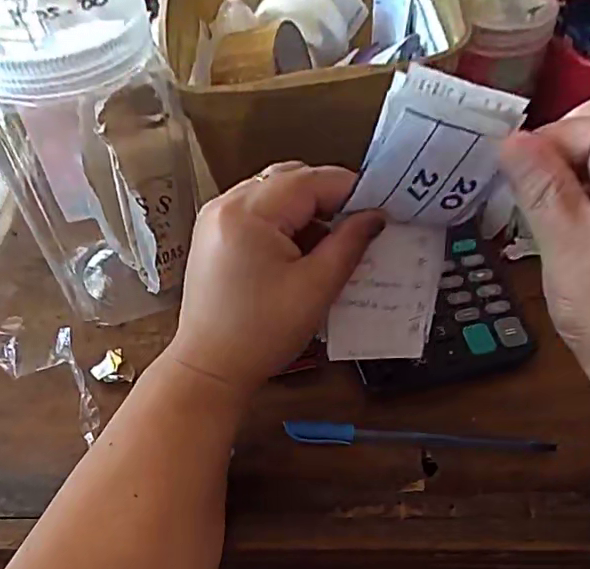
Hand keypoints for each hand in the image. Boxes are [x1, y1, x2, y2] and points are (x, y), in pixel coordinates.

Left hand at [164, 163, 384, 395]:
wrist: (211, 368)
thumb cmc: (261, 335)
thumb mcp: (315, 290)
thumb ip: (348, 246)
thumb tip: (373, 217)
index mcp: (249, 212)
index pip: (310, 180)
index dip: (349, 190)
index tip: (378, 209)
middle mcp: (226, 204)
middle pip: (290, 180)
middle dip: (327, 200)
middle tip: (357, 229)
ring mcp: (216, 219)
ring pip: (273, 196)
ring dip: (306, 215)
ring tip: (328, 250)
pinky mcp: (214, 238)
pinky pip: (257, 216)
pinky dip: (284, 227)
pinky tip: (299, 258)